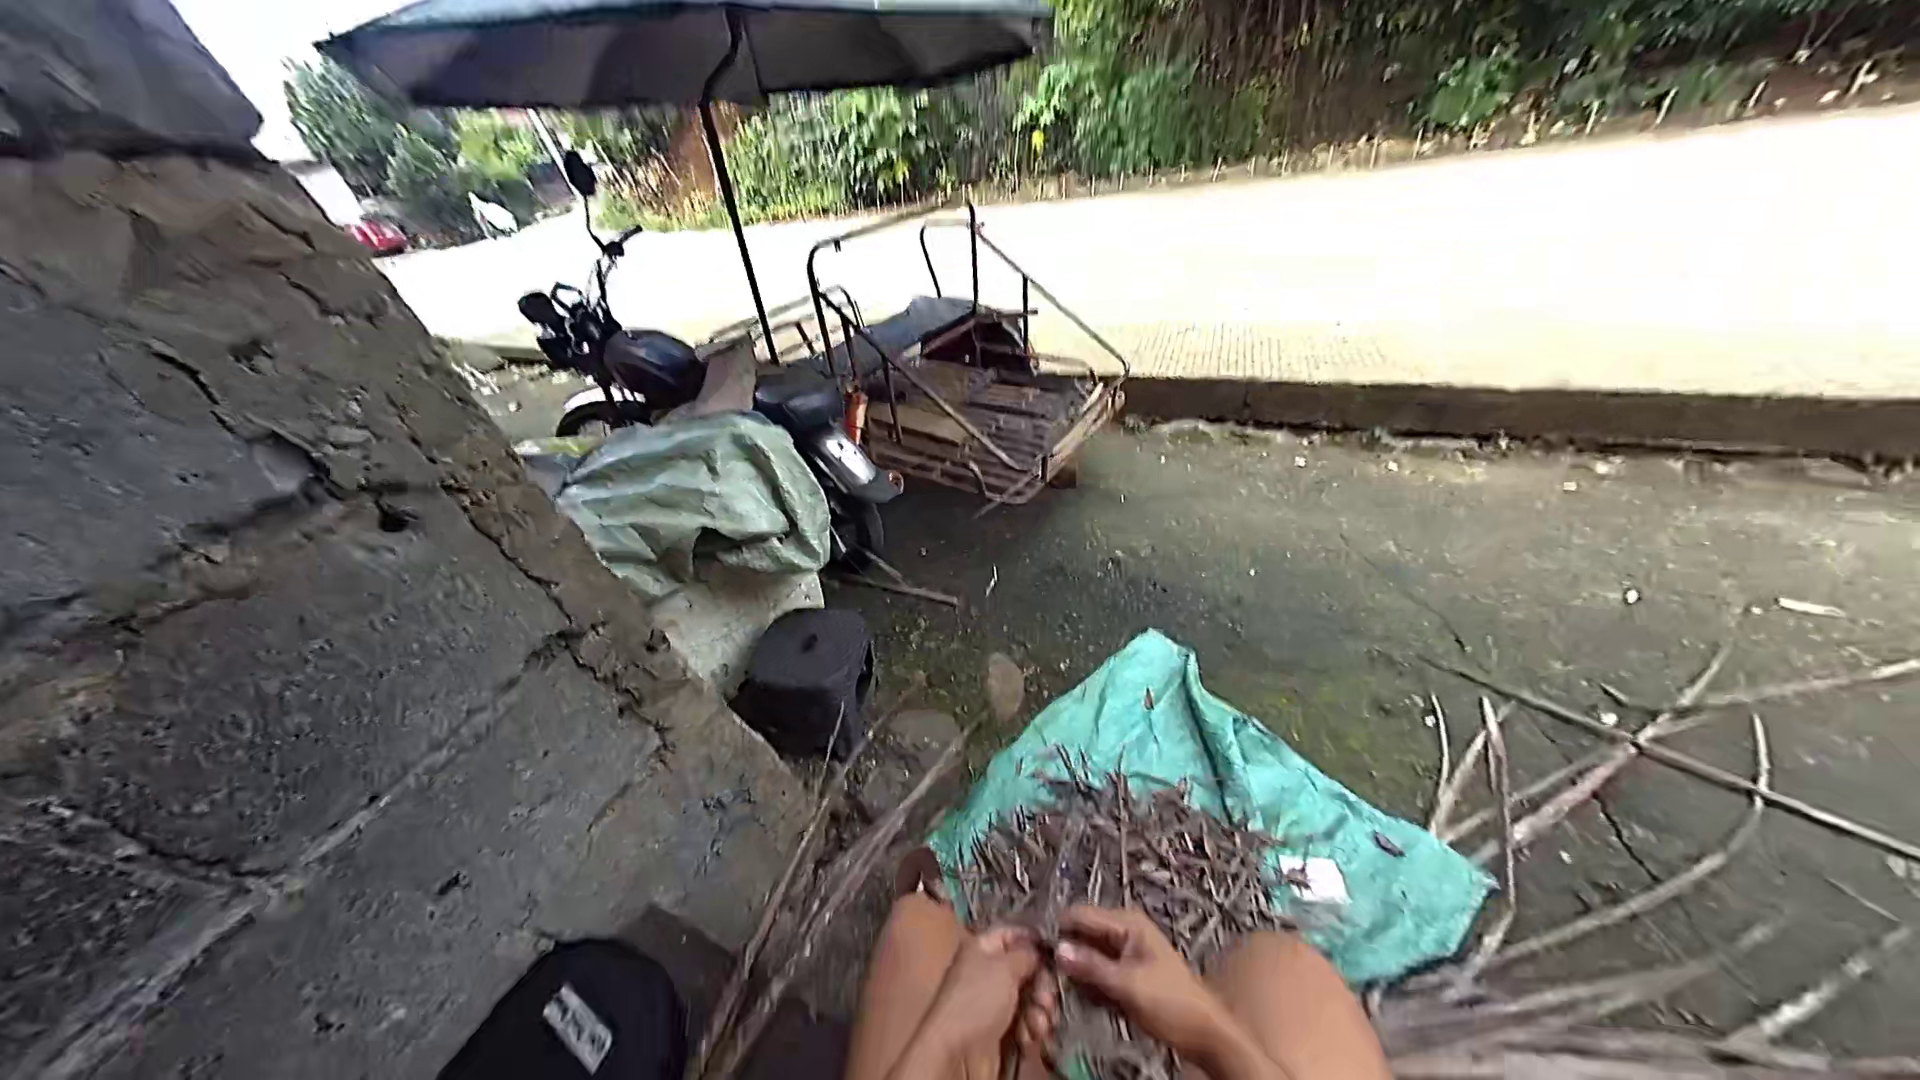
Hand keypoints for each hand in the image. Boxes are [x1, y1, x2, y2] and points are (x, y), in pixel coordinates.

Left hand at [890, 926, 1044, 1079]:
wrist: (957, 1052)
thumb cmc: (978, 999)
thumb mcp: (1005, 967)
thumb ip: (1026, 953)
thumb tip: (1040, 948)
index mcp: (982, 947)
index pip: (1012, 933)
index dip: (1033, 940)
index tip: (1054, 952)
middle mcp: (988, 971)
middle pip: (1026, 968)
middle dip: (1042, 984)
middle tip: (1047, 999)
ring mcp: (994, 1001)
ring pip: (1029, 998)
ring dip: (1039, 1011)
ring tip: (1038, 1024)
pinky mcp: (1000, 1029)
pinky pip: (1025, 1022)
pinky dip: (1031, 1029)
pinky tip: (1028, 1037)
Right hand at [1055, 906, 1236, 1063]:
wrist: (1205, 1035)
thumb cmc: (1171, 1003)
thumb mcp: (1127, 985)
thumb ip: (1091, 966)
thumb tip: (1057, 949)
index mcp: (1126, 922)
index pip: (1080, 914)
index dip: (1059, 930)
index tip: (1038, 952)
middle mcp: (1123, 930)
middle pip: (1082, 934)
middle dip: (1068, 954)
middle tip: (1052, 978)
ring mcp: (1125, 951)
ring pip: (1087, 955)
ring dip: (1079, 973)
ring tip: (1073, 991)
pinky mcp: (1125, 972)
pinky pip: (1097, 972)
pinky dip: (1091, 985)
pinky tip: (1092, 999)